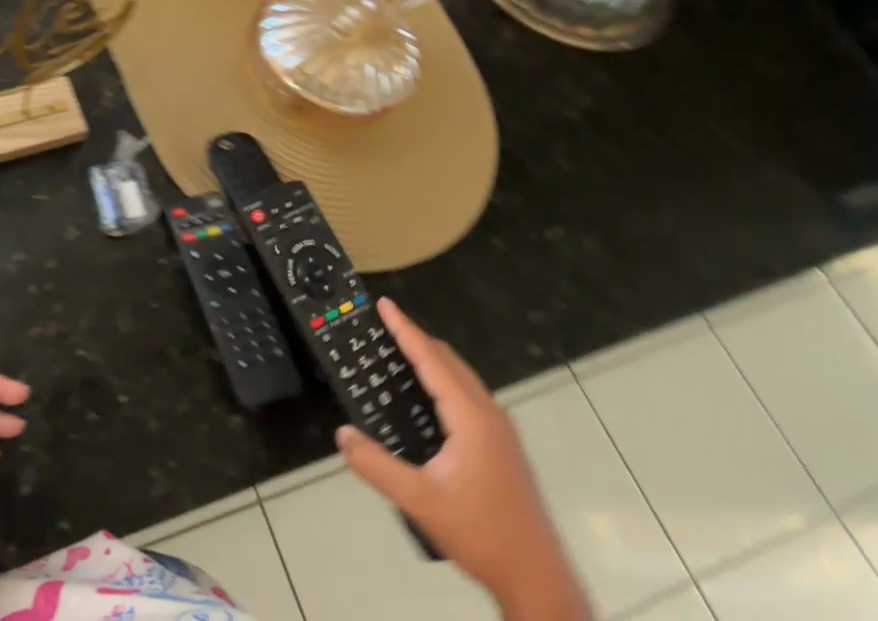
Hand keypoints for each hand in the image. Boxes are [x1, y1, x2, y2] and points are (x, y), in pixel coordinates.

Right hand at [335, 299, 590, 620]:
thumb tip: (343, 434)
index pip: (432, 360)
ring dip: (432, 361)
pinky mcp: (502, 447)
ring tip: (400, 354)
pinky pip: (468, 397)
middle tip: (384, 326)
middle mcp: (489, 415)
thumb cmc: (479, 532)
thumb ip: (376, 465)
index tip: (385, 305)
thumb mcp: (418, 499)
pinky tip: (427, 400)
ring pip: (462, 380)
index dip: (405, 330)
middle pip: (450, 362)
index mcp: (470, 418)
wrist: (534, 573)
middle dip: (417, 339)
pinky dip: (443, 382)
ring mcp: (500, 431)